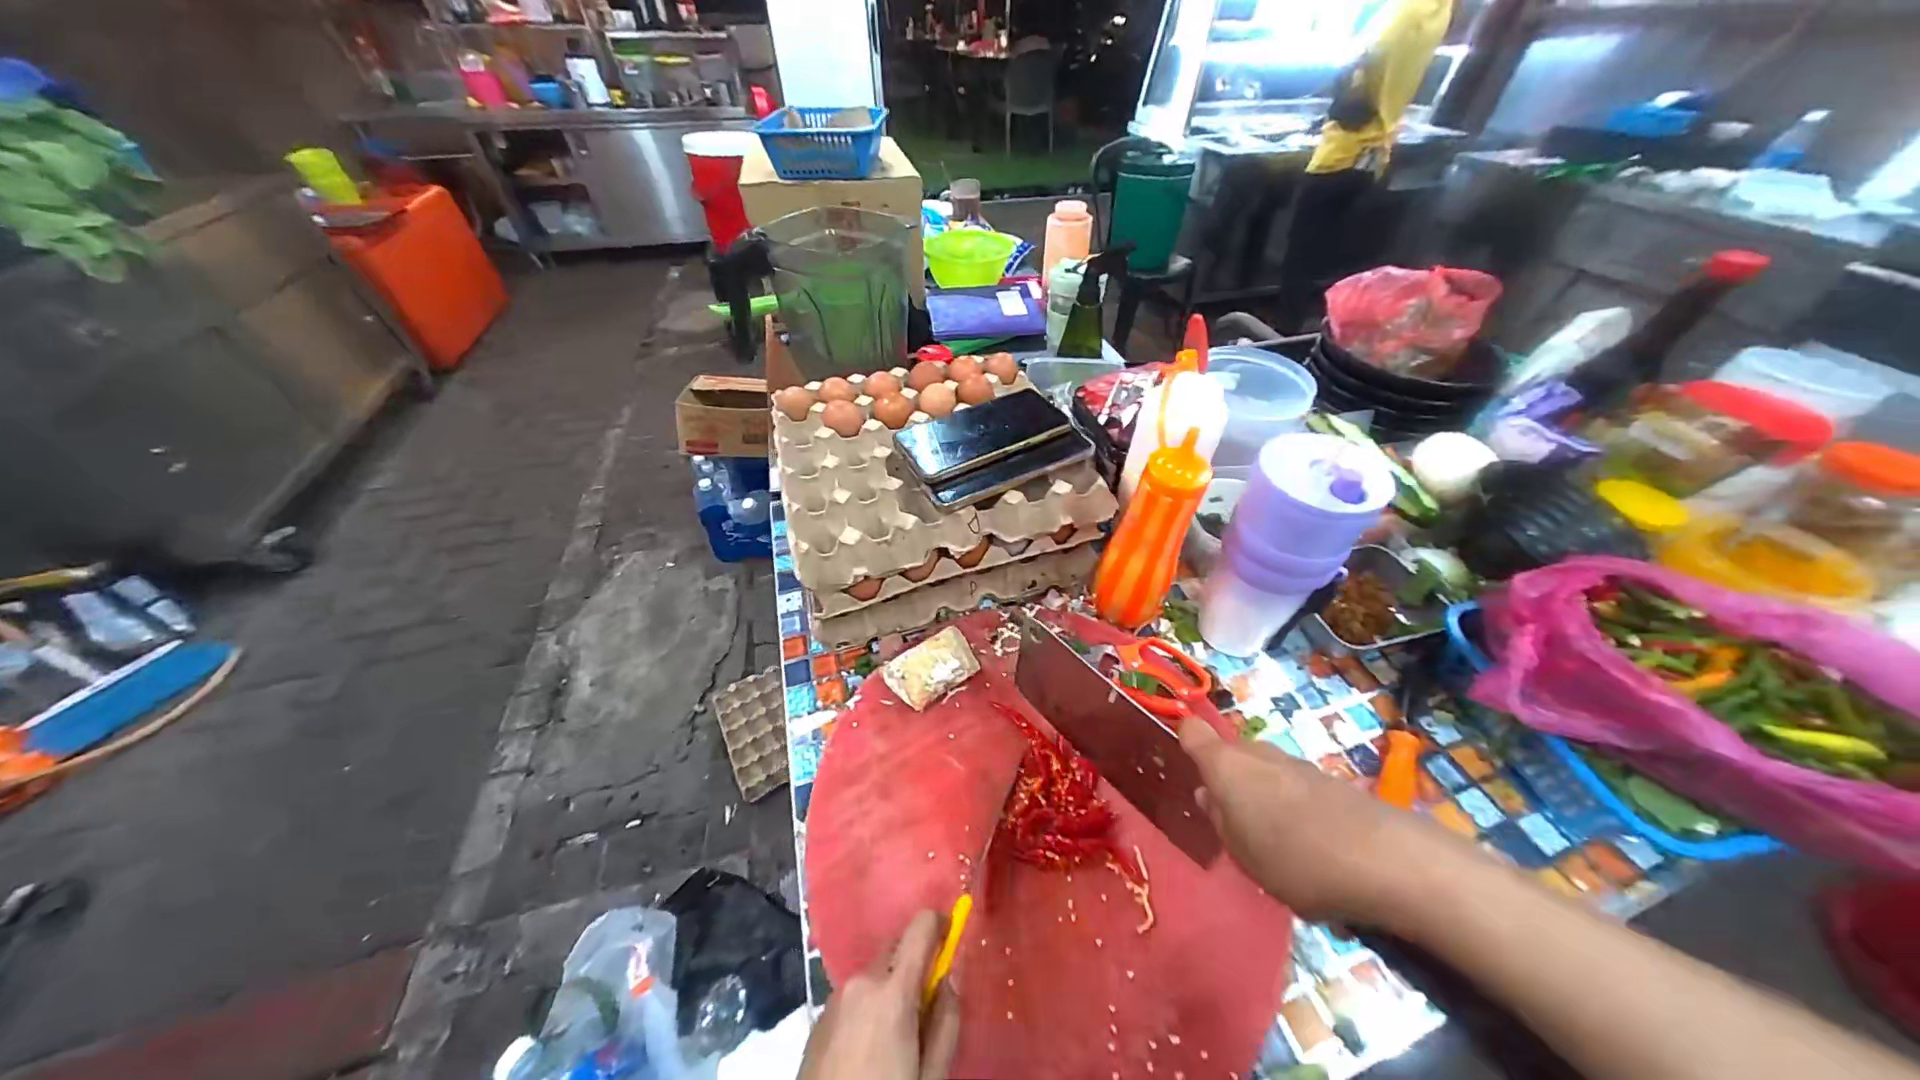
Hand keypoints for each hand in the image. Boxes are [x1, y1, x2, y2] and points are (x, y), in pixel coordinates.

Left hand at [798, 909, 961, 1079]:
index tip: (953, 939)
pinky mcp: (819, 1018)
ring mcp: (835, 999)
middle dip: (916, 960)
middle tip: (928, 1001)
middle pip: (896, 947)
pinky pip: (855, 995)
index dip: (941, 926)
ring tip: (899, 1033)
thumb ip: (946, 1021)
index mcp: (893, 992)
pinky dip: (869, 1004)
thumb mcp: (931, 1076)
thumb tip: (949, 978)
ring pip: (875, 972)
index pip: (921, 927)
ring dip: (891, 984)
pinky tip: (870, 1046)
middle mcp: (861, 983)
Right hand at [1178, 719, 1475, 929]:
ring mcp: (1296, 764)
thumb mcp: (1241, 853)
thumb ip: (1219, 819)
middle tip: (1230, 819)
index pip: (1193, 730)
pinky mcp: (1330, 782)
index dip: (1185, 741)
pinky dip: (1291, 804)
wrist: (1387, 860)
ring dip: (1261, 793)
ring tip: (1271, 838)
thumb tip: (1207, 794)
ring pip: (1264, 770)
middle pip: (1231, 753)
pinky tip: (1308, 843)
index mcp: (1225, 765)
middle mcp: (1258, 753)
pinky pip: (1293, 786)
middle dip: (1227, 777)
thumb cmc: (1294, 858)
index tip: (1185, 766)